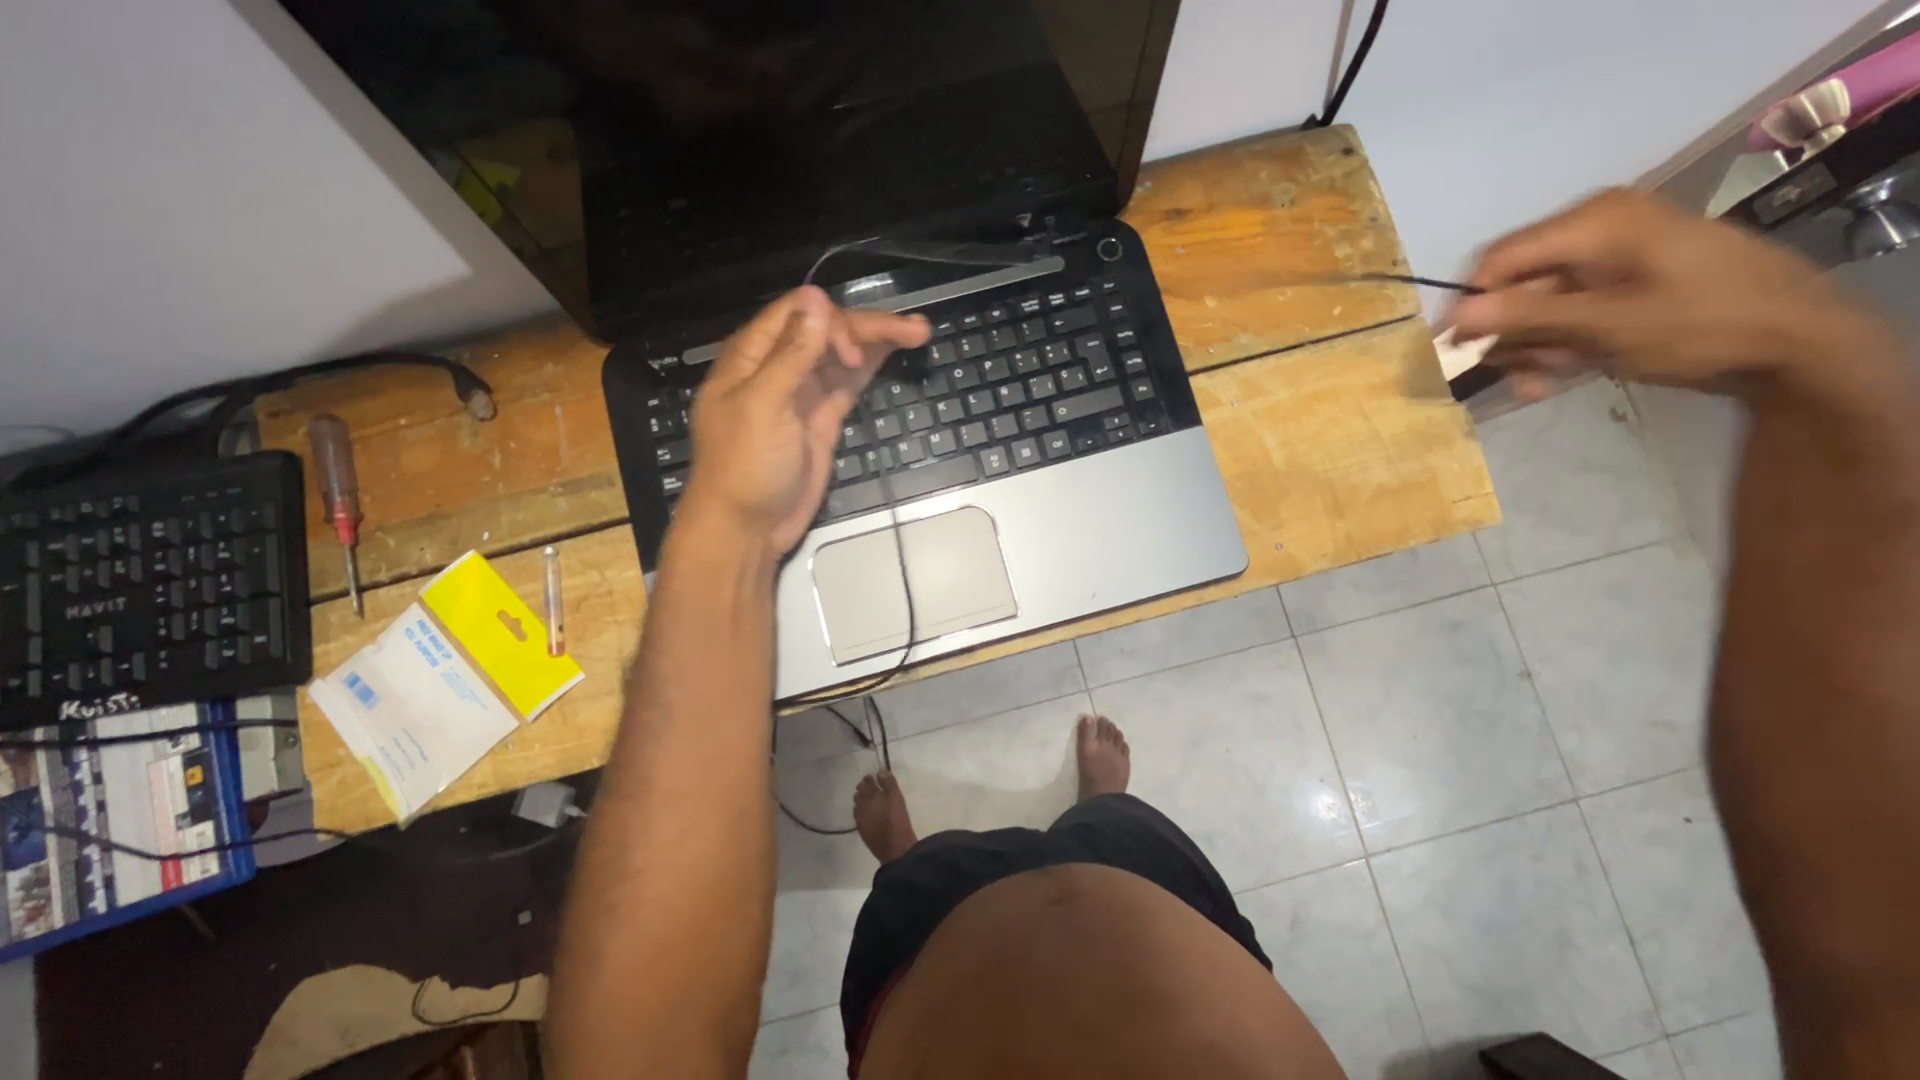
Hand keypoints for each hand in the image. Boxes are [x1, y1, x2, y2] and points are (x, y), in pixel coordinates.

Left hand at [679, 286, 930, 559]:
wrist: (746, 527)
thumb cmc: (744, 466)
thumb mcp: (764, 405)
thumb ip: (792, 353)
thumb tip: (816, 298)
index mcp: (751, 355)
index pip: (797, 312)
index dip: (831, 320)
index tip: (854, 352)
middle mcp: (777, 366)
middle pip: (826, 330)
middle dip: (867, 326)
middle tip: (915, 330)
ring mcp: (802, 393)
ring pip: (841, 354)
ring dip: (877, 341)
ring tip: (919, 332)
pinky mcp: (821, 418)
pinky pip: (848, 382)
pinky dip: (871, 366)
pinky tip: (895, 352)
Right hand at [1445, 188, 1885, 401]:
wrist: (1801, 343)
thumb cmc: (1702, 324)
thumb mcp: (1605, 325)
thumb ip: (1526, 318)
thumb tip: (1453, 316)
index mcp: (1593, 223)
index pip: (1500, 259)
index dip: (1469, 304)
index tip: (1451, 352)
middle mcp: (1598, 231)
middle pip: (1520, 284)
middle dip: (1510, 334)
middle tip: (1515, 374)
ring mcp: (1615, 258)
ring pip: (1543, 305)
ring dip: (1534, 347)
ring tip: (1546, 381)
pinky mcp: (1627, 284)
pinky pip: (1573, 312)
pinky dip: (1561, 344)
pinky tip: (1561, 374)